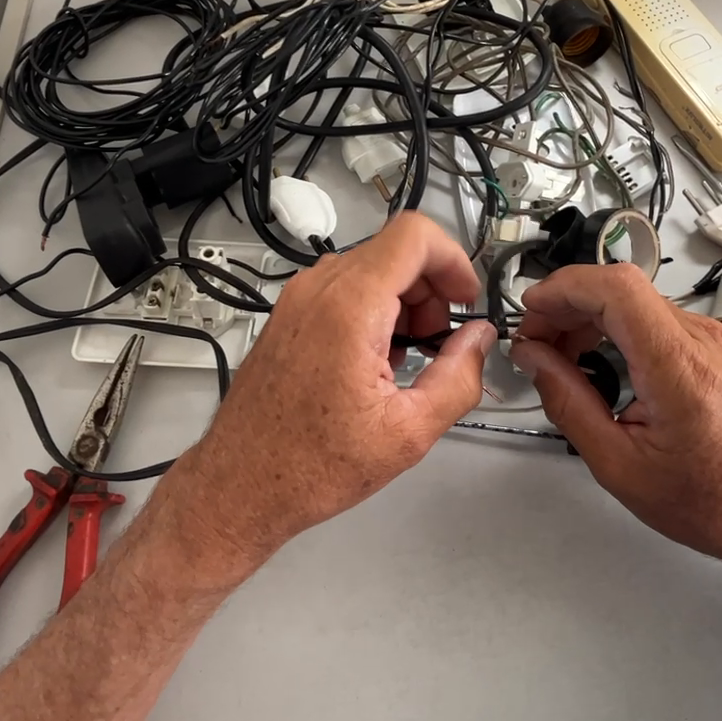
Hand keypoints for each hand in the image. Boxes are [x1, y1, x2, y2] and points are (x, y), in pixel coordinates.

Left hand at [161, 213, 494, 559]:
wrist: (241, 484)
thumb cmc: (312, 465)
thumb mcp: (408, 431)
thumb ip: (459, 376)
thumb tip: (480, 338)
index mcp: (350, 306)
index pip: (414, 236)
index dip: (453, 260)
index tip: (465, 299)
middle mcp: (319, 289)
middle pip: (396, 251)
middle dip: (432, 290)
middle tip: (440, 343)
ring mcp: (299, 298)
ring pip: (372, 267)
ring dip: (405, 302)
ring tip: (408, 357)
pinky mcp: (290, 314)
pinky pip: (346, 288)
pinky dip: (375, 309)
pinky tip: (378, 360)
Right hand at [510, 264, 721, 572]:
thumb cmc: (706, 499)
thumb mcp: (618, 464)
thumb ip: (568, 402)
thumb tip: (530, 356)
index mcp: (678, 367)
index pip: (617, 289)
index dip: (565, 289)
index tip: (530, 313)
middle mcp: (699, 337)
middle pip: (619, 287)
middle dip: (565, 305)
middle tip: (533, 345)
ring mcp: (708, 335)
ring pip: (631, 298)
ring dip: (585, 315)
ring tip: (557, 356)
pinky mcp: (709, 341)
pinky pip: (648, 315)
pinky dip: (610, 326)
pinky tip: (592, 359)